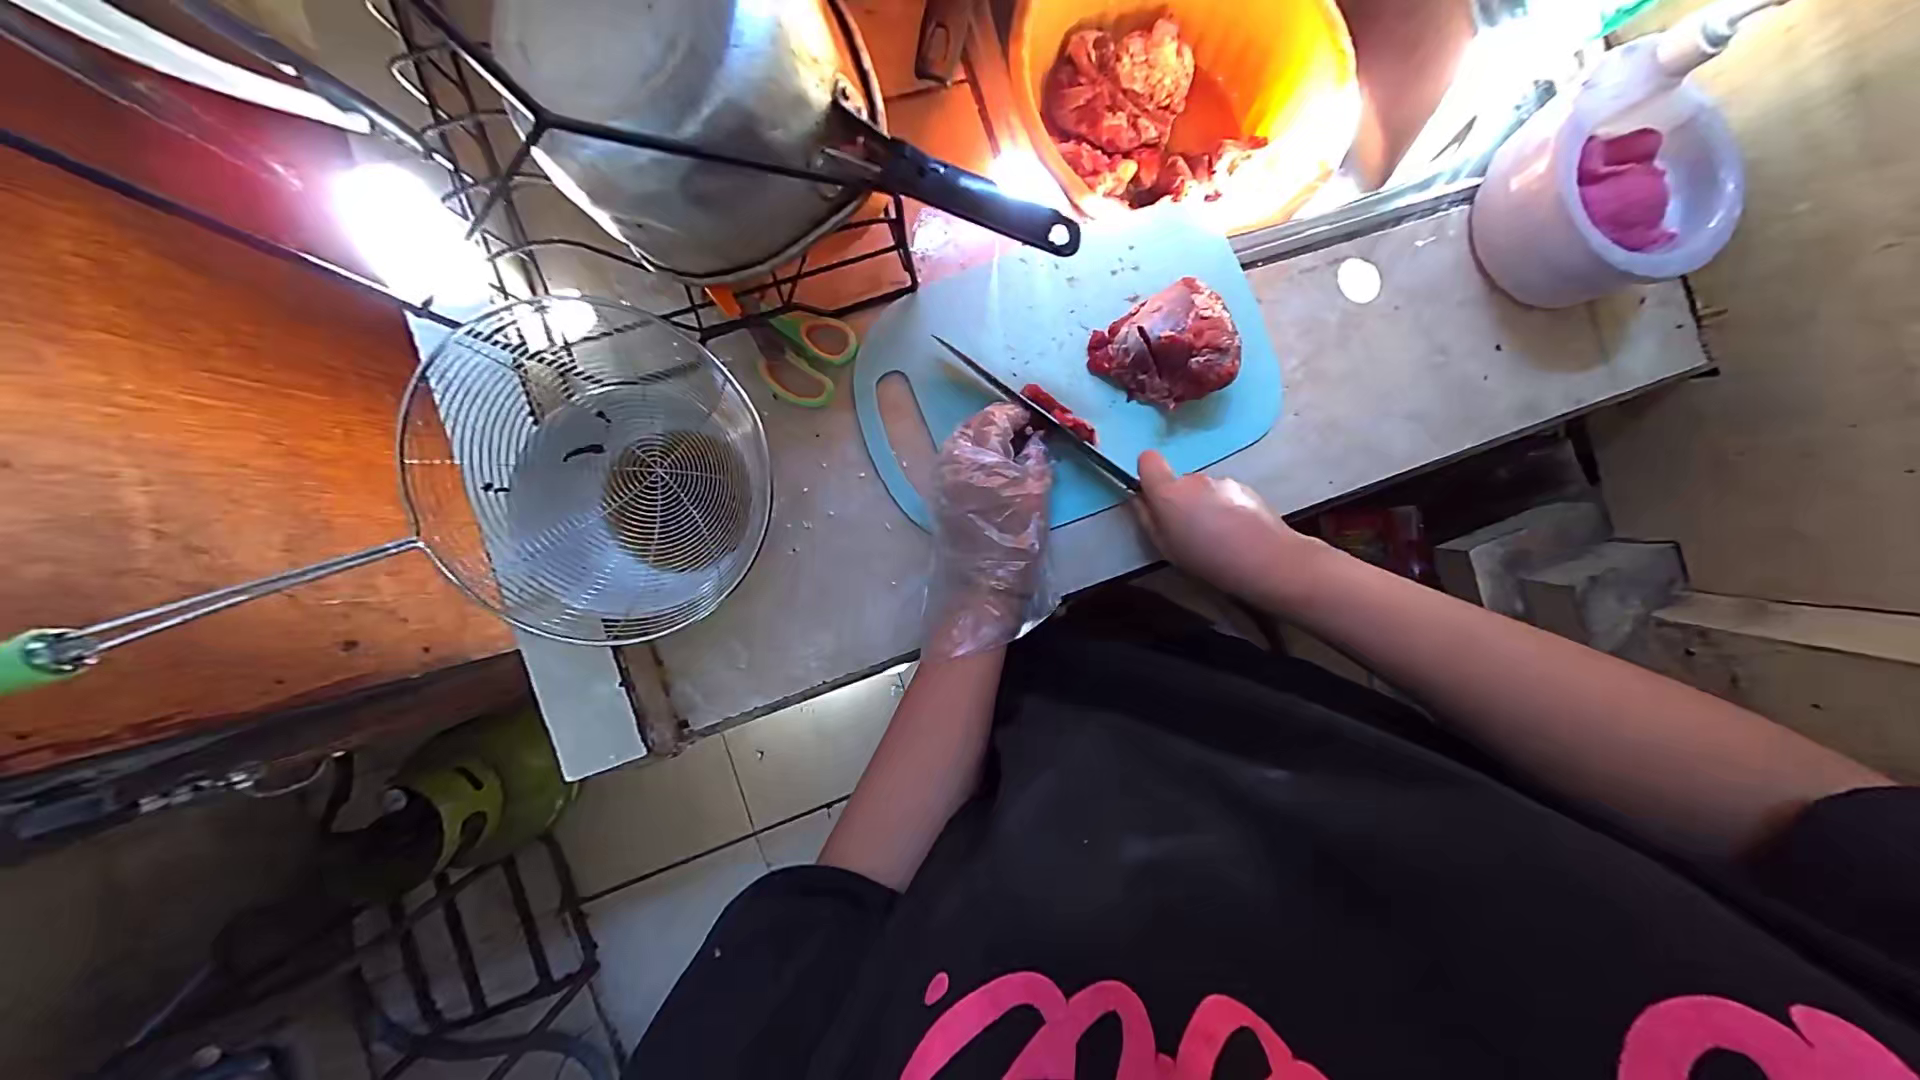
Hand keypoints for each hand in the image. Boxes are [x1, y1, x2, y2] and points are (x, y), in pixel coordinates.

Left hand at [925, 403, 1053, 657]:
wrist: (982, 586)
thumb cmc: (1014, 539)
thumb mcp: (1037, 492)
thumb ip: (1037, 457)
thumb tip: (1035, 440)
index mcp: (975, 452)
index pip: (996, 416)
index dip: (1019, 414)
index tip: (1038, 421)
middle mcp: (950, 458)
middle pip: (976, 426)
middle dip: (1002, 425)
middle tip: (1029, 434)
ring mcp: (941, 477)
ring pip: (966, 443)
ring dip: (989, 442)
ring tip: (1016, 452)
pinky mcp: (940, 496)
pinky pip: (959, 463)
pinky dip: (978, 459)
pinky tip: (997, 471)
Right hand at [1133, 450, 1325, 606]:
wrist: (1266, 558)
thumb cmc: (1207, 558)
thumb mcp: (1165, 547)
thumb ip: (1147, 519)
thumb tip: (1139, 500)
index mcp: (1168, 492)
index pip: (1147, 459)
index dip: (1147, 474)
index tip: (1152, 497)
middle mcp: (1193, 479)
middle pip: (1177, 480)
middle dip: (1179, 499)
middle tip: (1188, 530)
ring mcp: (1221, 481)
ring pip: (1202, 489)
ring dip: (1203, 505)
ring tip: (1216, 535)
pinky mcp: (1245, 487)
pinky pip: (1223, 494)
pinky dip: (1224, 507)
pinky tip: (1235, 531)